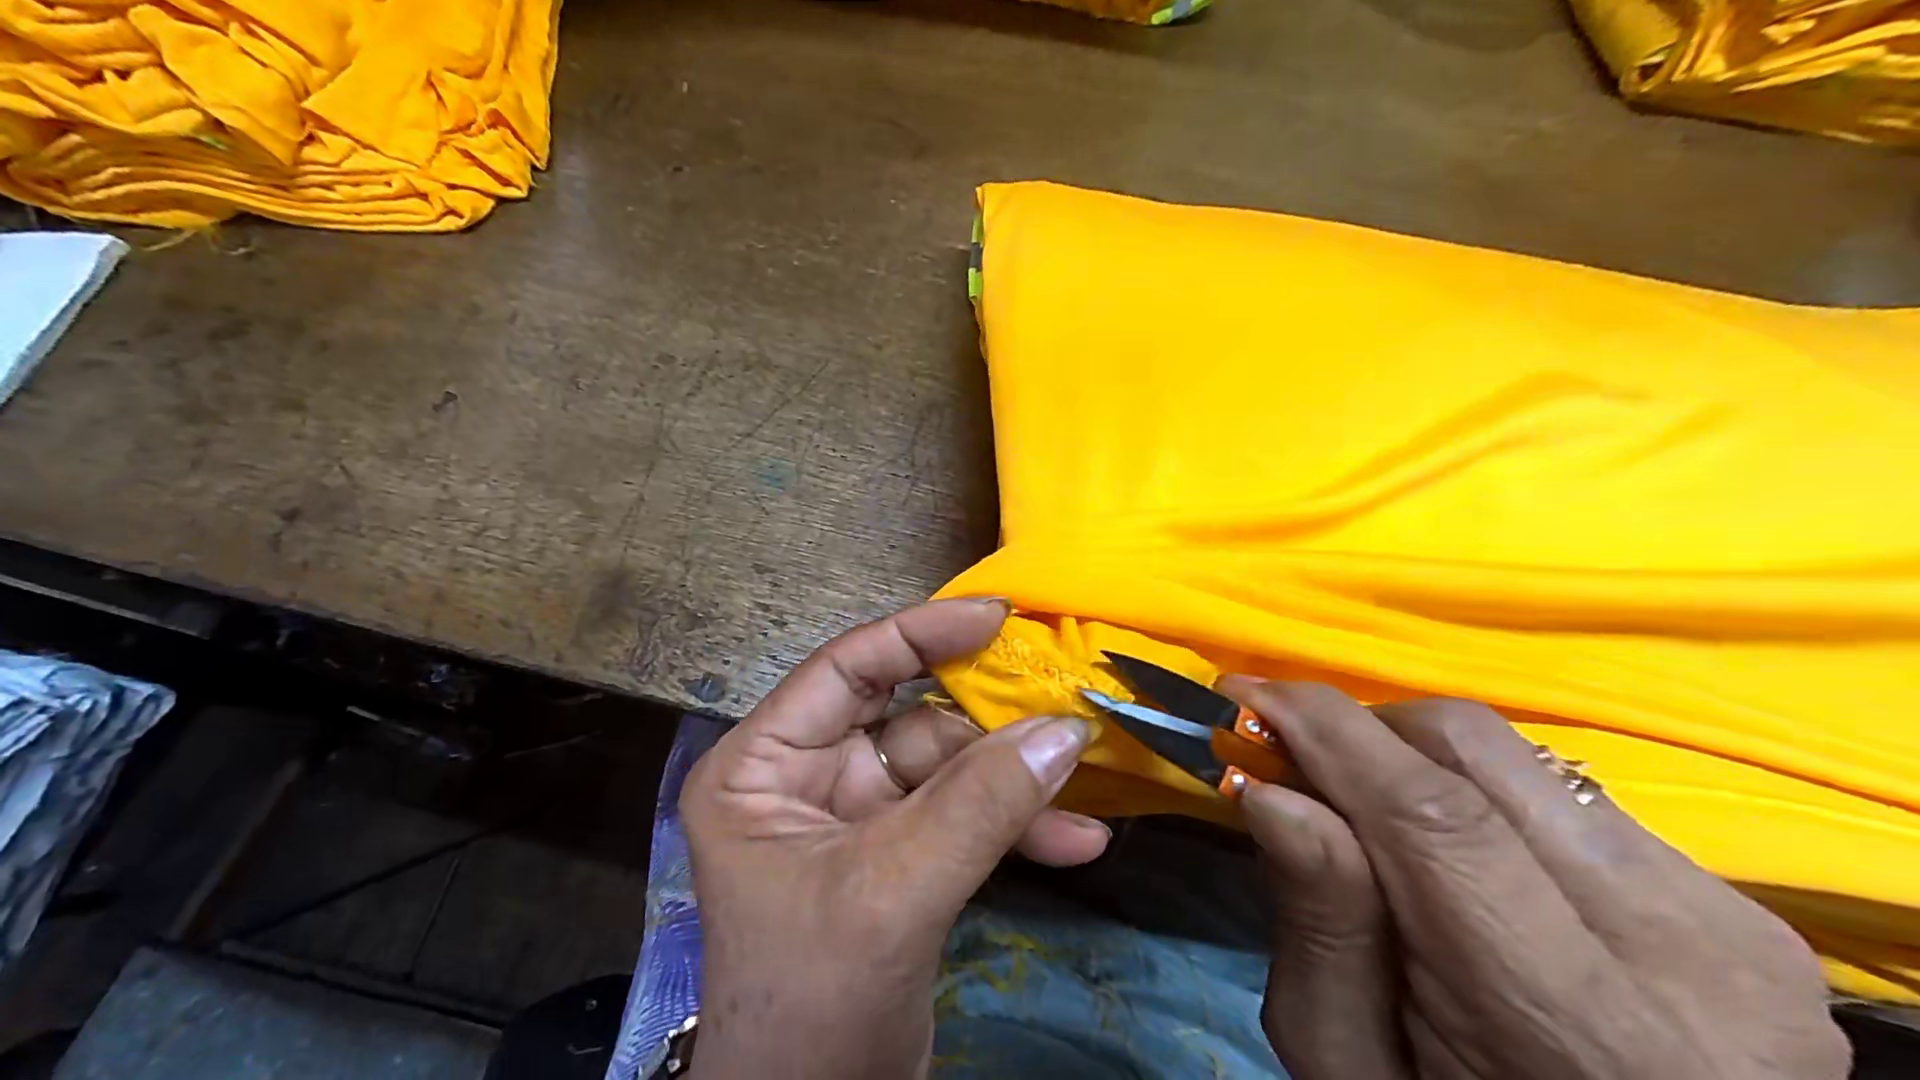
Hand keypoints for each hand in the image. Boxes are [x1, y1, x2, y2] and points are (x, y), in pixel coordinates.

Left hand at [681, 598, 1106, 1079]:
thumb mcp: (892, 892)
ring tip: (1079, 793)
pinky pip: (962, 815)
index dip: (922, 632)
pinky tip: (1074, 843)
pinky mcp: (898, 854)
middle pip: (908, 716)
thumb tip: (1064, 731)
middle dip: (984, 723)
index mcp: (763, 764)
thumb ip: (978, 806)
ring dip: (1013, 783)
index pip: (847, 667)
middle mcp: (805, 775)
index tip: (997, 615)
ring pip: (947, 768)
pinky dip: (1014, 826)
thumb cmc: (813, 1004)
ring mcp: (855, 815)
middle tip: (1056, 701)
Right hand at [1219, 681, 1849, 1079]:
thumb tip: (1270, 791)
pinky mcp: (1733, 903)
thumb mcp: (1348, 1065)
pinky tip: (1445, 849)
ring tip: (1360, 807)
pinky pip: (1555, 790)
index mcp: (1584, 1032)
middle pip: (1476, 752)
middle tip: (1288, 756)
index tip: (1242, 696)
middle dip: (1358, 730)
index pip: (1435, 817)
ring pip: (1515, 755)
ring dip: (1407, 756)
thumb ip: (1318, 928)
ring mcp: (1724, 919)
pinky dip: (1467, 788)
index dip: (1328, 732)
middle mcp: (1682, 953)